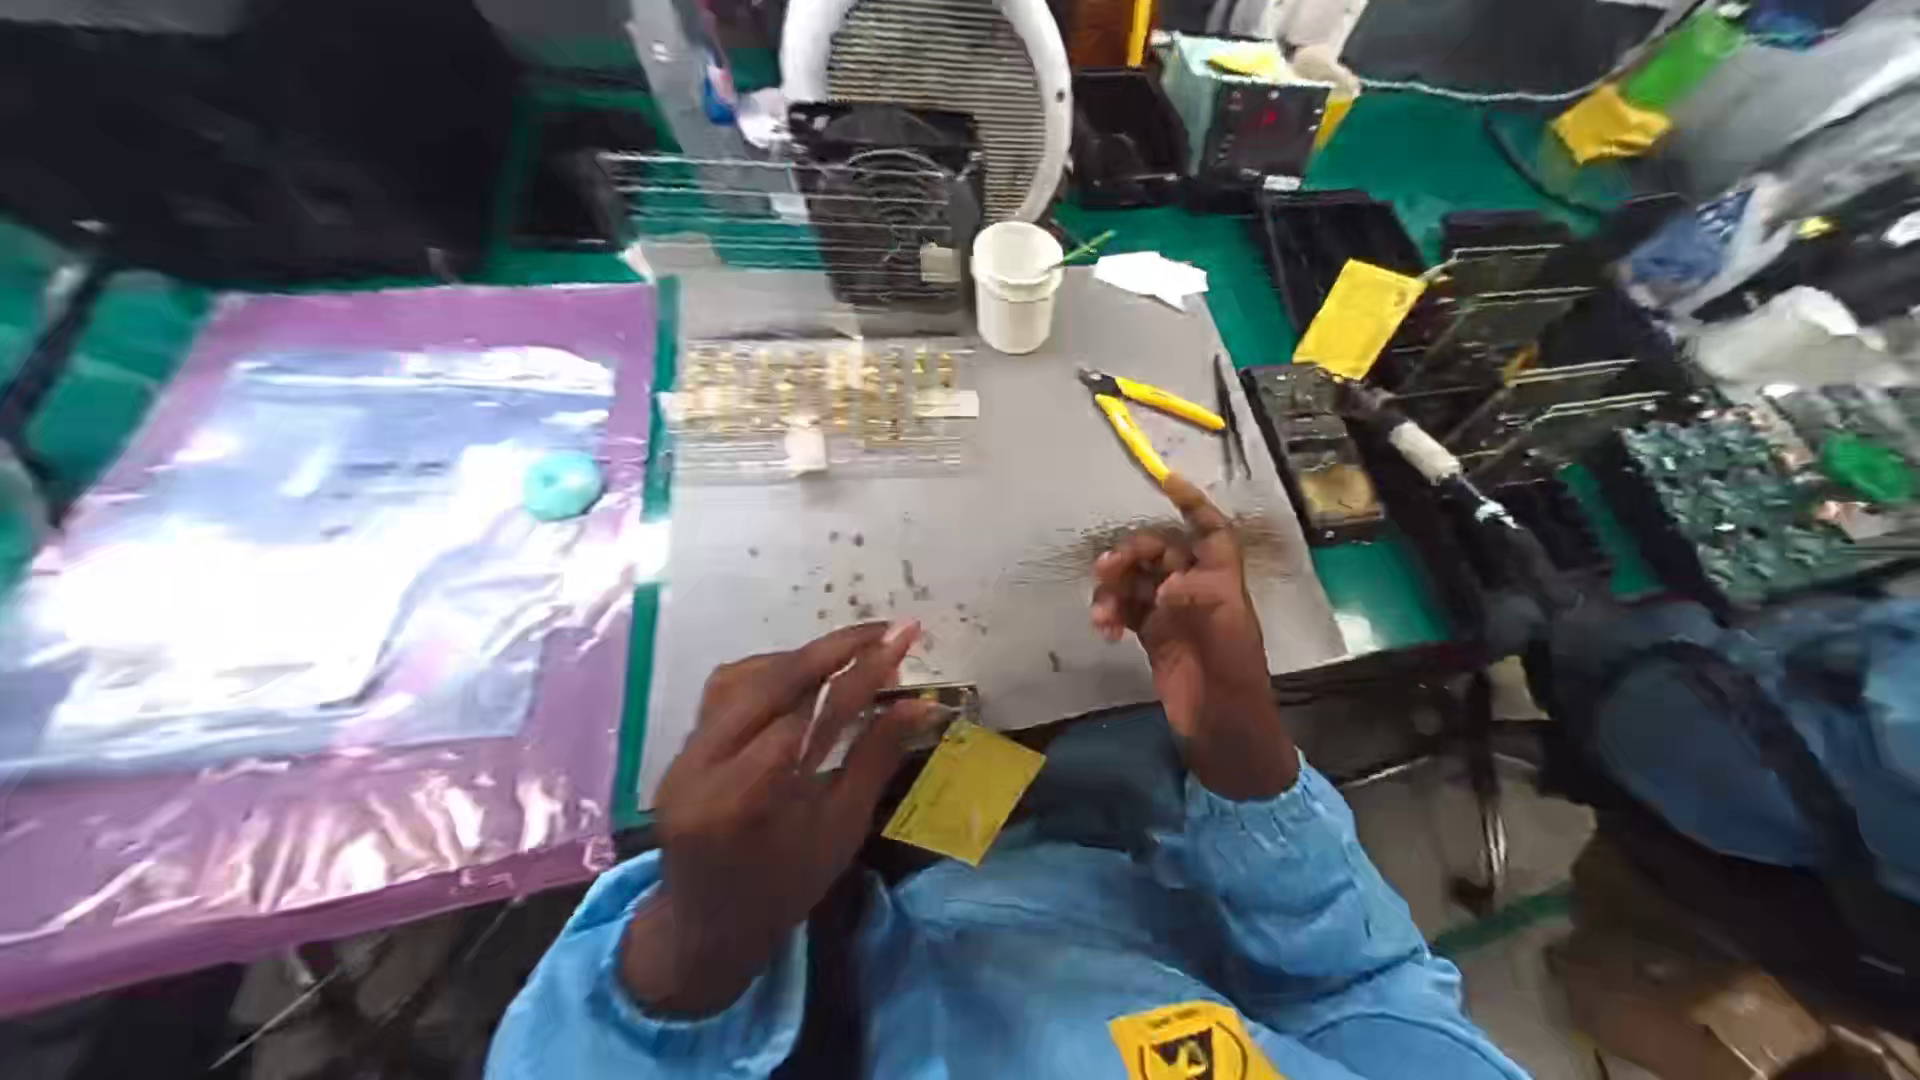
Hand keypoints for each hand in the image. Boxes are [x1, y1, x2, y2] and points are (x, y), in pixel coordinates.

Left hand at [620, 620, 933, 1014]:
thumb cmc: (785, 889)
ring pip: (746, 676)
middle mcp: (704, 767)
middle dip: (836, 649)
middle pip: (773, 682)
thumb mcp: (842, 828)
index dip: (862, 672)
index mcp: (747, 801)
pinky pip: (727, 688)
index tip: (903, 637)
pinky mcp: (682, 745)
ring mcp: (686, 753)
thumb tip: (920, 703)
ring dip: (803, 658)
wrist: (706, 927)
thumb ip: (877, 757)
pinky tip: (802, 676)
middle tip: (884, 631)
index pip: (811, 714)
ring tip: (850, 654)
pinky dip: (771, 671)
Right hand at [1089, 473, 1296, 798]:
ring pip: (1134, 581)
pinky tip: (1105, 630)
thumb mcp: (1229, 632)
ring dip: (1113, 589)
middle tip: (1108, 568)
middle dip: (1131, 554)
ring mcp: (1169, 611)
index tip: (1166, 482)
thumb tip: (1163, 585)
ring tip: (1102, 613)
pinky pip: (1123, 609)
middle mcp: (1194, 590)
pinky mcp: (1150, 634)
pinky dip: (1109, 613)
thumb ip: (1201, 598)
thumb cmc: (1236, 677)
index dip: (1193, 504)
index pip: (1210, 531)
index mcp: (1221, 581)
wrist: (1222, 727)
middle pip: (1158, 553)